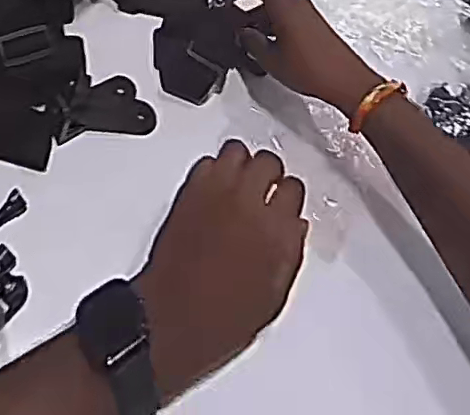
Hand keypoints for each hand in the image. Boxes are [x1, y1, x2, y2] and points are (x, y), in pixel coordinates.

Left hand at [133, 141, 307, 401]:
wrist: (175, 317)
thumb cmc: (223, 318)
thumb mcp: (273, 295)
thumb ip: (289, 253)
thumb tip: (294, 226)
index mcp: (276, 231)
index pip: (294, 188)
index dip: (289, 194)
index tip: (285, 199)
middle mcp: (248, 203)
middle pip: (268, 161)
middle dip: (268, 172)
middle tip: (264, 185)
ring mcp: (216, 191)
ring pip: (237, 151)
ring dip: (241, 163)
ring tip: (239, 180)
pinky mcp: (189, 188)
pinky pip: (207, 162)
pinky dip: (213, 169)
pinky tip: (215, 187)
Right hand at [227, 0, 382, 113]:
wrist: (347, 82)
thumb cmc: (315, 69)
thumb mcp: (270, 59)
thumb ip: (251, 42)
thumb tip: (243, 34)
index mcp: (286, 4)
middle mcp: (298, 3)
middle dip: (247, 0)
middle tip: (234, 14)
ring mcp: (307, 13)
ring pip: (277, 2)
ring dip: (259, 13)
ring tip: (247, 34)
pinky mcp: (313, 25)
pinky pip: (287, 13)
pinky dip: (272, 21)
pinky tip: (266, 42)